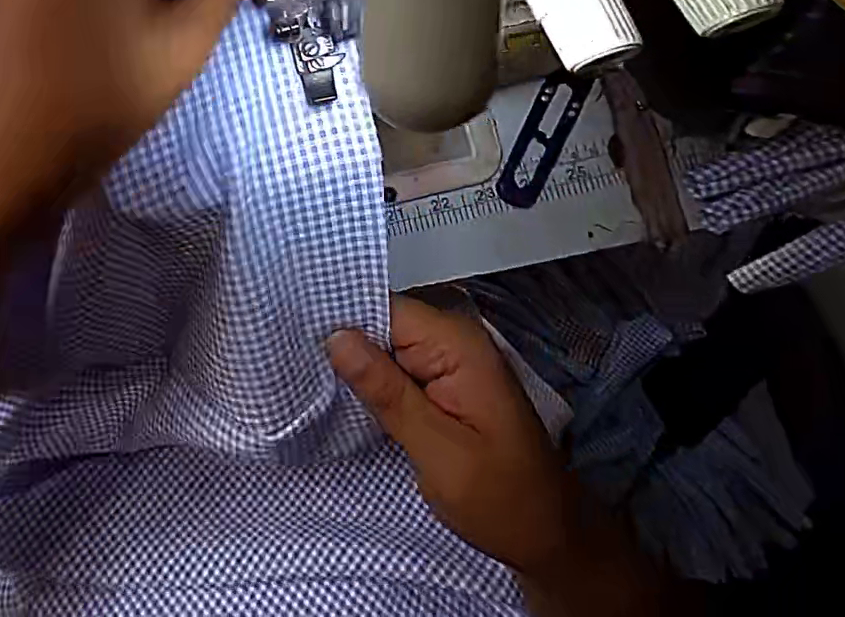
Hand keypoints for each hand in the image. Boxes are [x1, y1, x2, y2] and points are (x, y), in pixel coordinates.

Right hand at [328, 296, 663, 615]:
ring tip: (307, 373)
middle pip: (380, 319)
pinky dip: (370, 376)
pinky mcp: (440, 376)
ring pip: (383, 341)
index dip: (341, 319)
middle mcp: (452, 336)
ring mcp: (447, 355)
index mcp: (456, 342)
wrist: (549, 536)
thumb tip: (336, 337)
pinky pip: (394, 361)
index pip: (384, 308)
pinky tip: (342, 389)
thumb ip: (387, 392)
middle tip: (295, 359)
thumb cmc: (502, 498)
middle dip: (342, 340)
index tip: (295, 332)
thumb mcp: (439, 452)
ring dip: (353, 361)